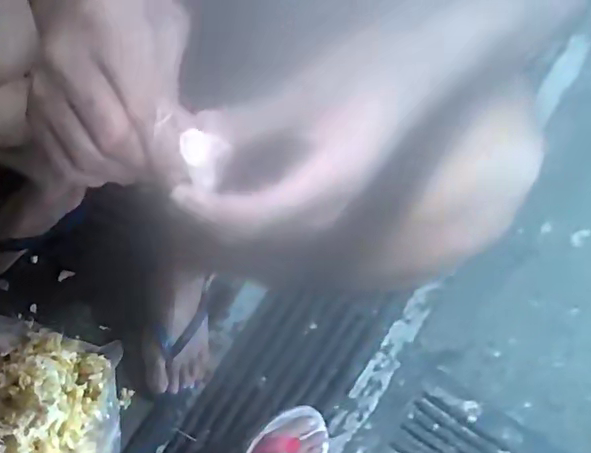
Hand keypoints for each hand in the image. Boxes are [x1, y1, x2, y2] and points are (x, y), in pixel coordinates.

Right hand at [28, 0, 191, 186]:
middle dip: (141, 166)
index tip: (180, 175)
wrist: (78, 2)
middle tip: (157, 170)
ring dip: (117, 173)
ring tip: (134, 167)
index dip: (164, 154)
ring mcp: (45, 91)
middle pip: (112, 142)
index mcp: (107, 33)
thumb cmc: (131, 12)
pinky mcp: (34, 113)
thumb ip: (172, 93)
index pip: (141, 114)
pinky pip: (65, 164)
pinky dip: (92, 174)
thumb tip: (183, 149)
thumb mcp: (165, 35)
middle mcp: (67, 64)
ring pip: (87, 159)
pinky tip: (107, 165)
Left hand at [169, 82, 416, 242]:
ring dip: (210, 223)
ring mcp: (317, 226)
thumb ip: (248, 128)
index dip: (205, 212)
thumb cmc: (373, 71)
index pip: (249, 222)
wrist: (424, 77)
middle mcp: (319, 223)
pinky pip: (259, 231)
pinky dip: (228, 216)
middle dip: (200, 223)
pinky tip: (208, 193)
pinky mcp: (310, 220)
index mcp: (323, 193)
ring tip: (180, 193)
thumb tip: (189, 147)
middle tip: (167, 193)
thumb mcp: (306, 94)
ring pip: (248, 242)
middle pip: (242, 242)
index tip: (173, 189)